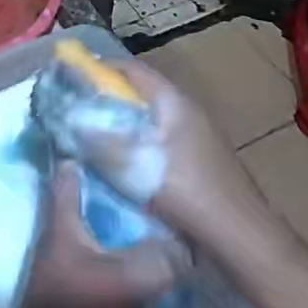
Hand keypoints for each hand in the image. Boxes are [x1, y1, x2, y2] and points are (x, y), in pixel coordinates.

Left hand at [0, 162, 187, 307]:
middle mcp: (59, 240)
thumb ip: (163, 255)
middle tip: (147, 181)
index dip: (83, 150)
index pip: (67, 173)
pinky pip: (102, 267)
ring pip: (96, 235)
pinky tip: (148, 266)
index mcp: (62, 222)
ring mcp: (66, 270)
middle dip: (112, 191)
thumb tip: (185, 243)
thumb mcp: (131, 277)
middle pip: (85, 204)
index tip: (108, 134)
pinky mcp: (76, 298)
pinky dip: (122, 261)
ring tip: (155, 221)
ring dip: (120, 229)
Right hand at [72, 61, 269, 248]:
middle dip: (103, 101)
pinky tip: (114, 167)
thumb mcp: (137, 164)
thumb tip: (70, 116)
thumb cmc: (190, 192)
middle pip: (137, 95)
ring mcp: (191, 136)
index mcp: (173, 101)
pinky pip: (153, 143)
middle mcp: (183, 111)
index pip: (131, 70)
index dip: (98, 70)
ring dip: (116, 127)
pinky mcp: (192, 161)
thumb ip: (102, 139)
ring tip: (84, 139)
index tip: (67, 79)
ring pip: (145, 122)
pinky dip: (131, 147)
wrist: (241, 237)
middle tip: (70, 113)